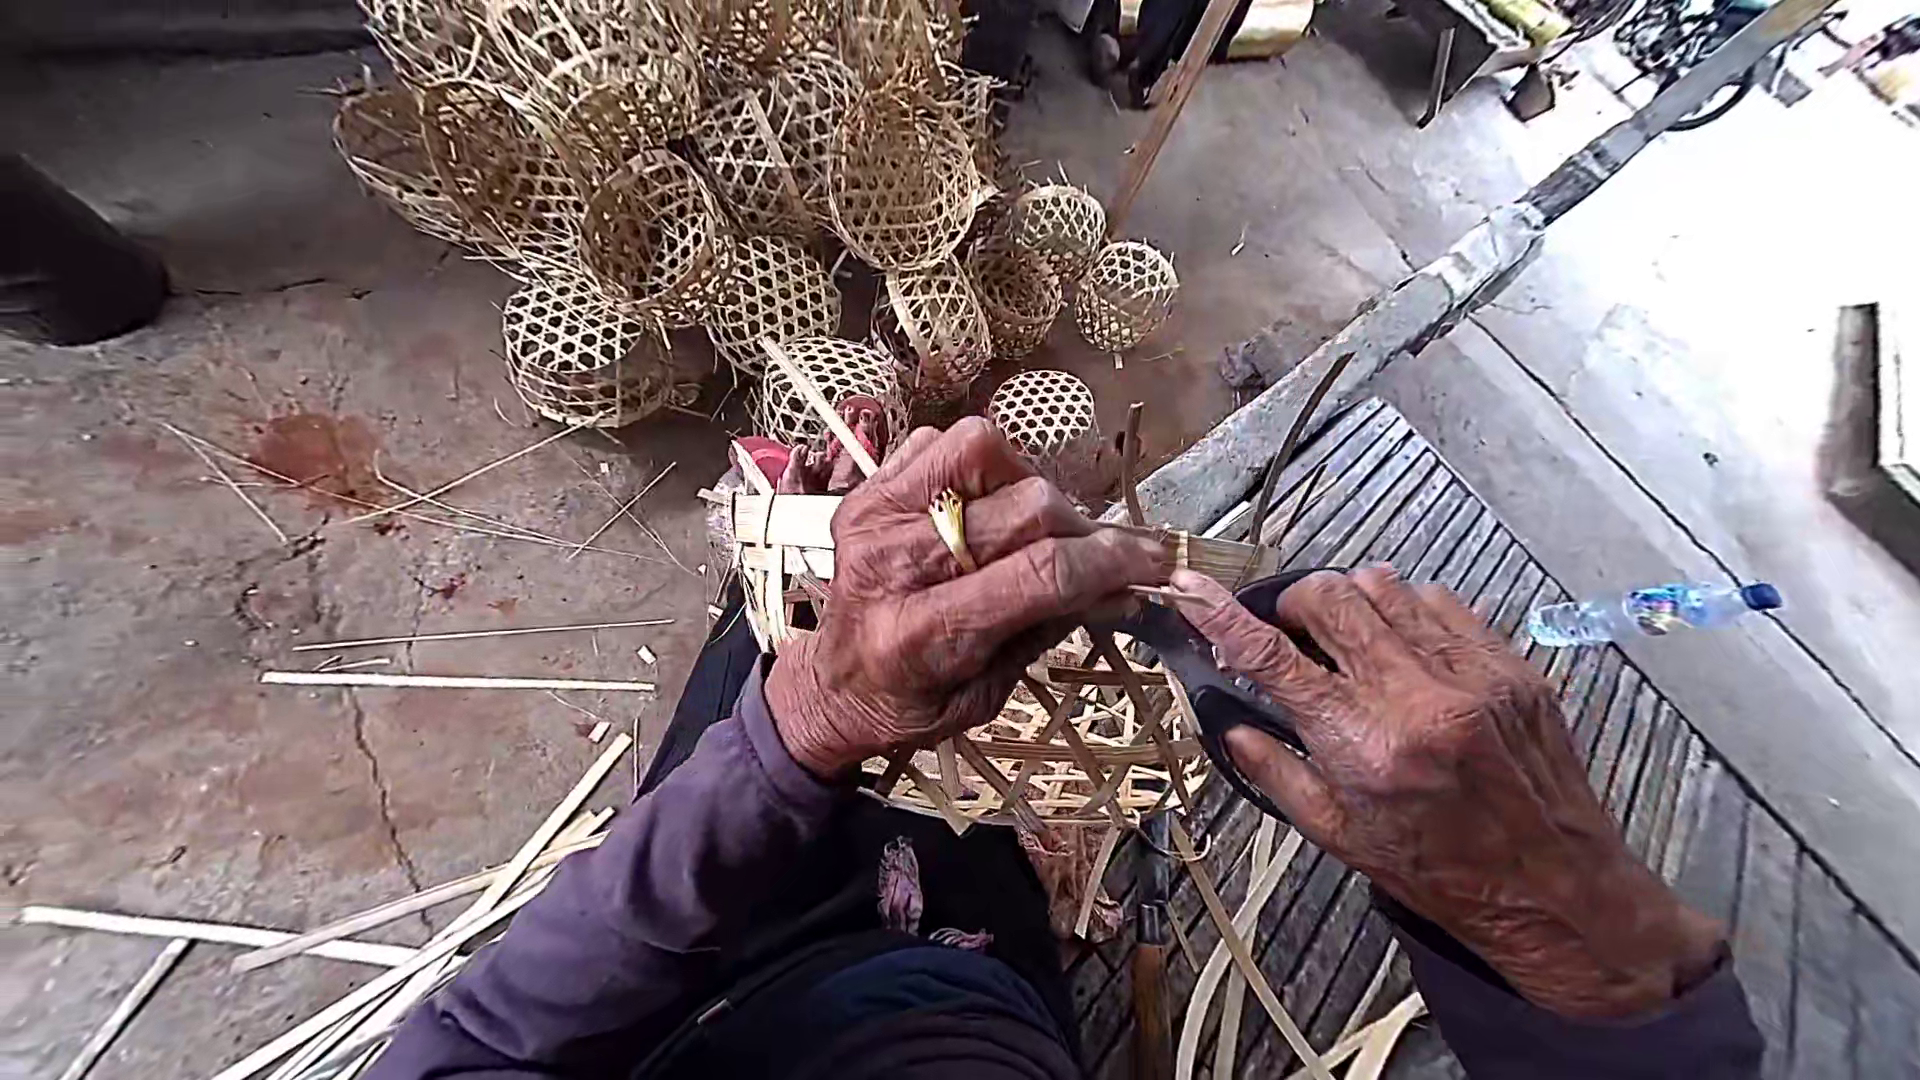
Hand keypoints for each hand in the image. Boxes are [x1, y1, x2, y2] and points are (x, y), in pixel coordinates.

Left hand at [765, 418, 1172, 776]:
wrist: (831, 685)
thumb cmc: (909, 705)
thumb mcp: (988, 694)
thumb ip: (1049, 630)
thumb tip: (1119, 583)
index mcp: (924, 633)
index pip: (1041, 572)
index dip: (1111, 559)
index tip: (1152, 559)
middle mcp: (895, 560)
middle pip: (1025, 506)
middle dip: (1082, 528)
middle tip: (1095, 553)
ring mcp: (875, 514)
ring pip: (983, 448)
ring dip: (1028, 484)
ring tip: (1030, 526)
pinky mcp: (866, 492)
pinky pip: (942, 441)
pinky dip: (981, 465)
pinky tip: (982, 506)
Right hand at [1170, 565, 1724, 1017]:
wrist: (1563, 896)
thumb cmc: (1433, 868)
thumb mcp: (1332, 832)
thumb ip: (1270, 767)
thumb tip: (1227, 719)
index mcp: (1361, 744)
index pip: (1270, 657)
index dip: (1220, 613)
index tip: (1187, 585)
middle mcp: (1414, 698)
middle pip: (1328, 597)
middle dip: (1292, 602)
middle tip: (1292, 631)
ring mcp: (1470, 674)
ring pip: (1380, 584)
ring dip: (1346, 602)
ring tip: (1348, 637)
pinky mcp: (1511, 666)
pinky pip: (1436, 597)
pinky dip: (1401, 607)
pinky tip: (1400, 642)